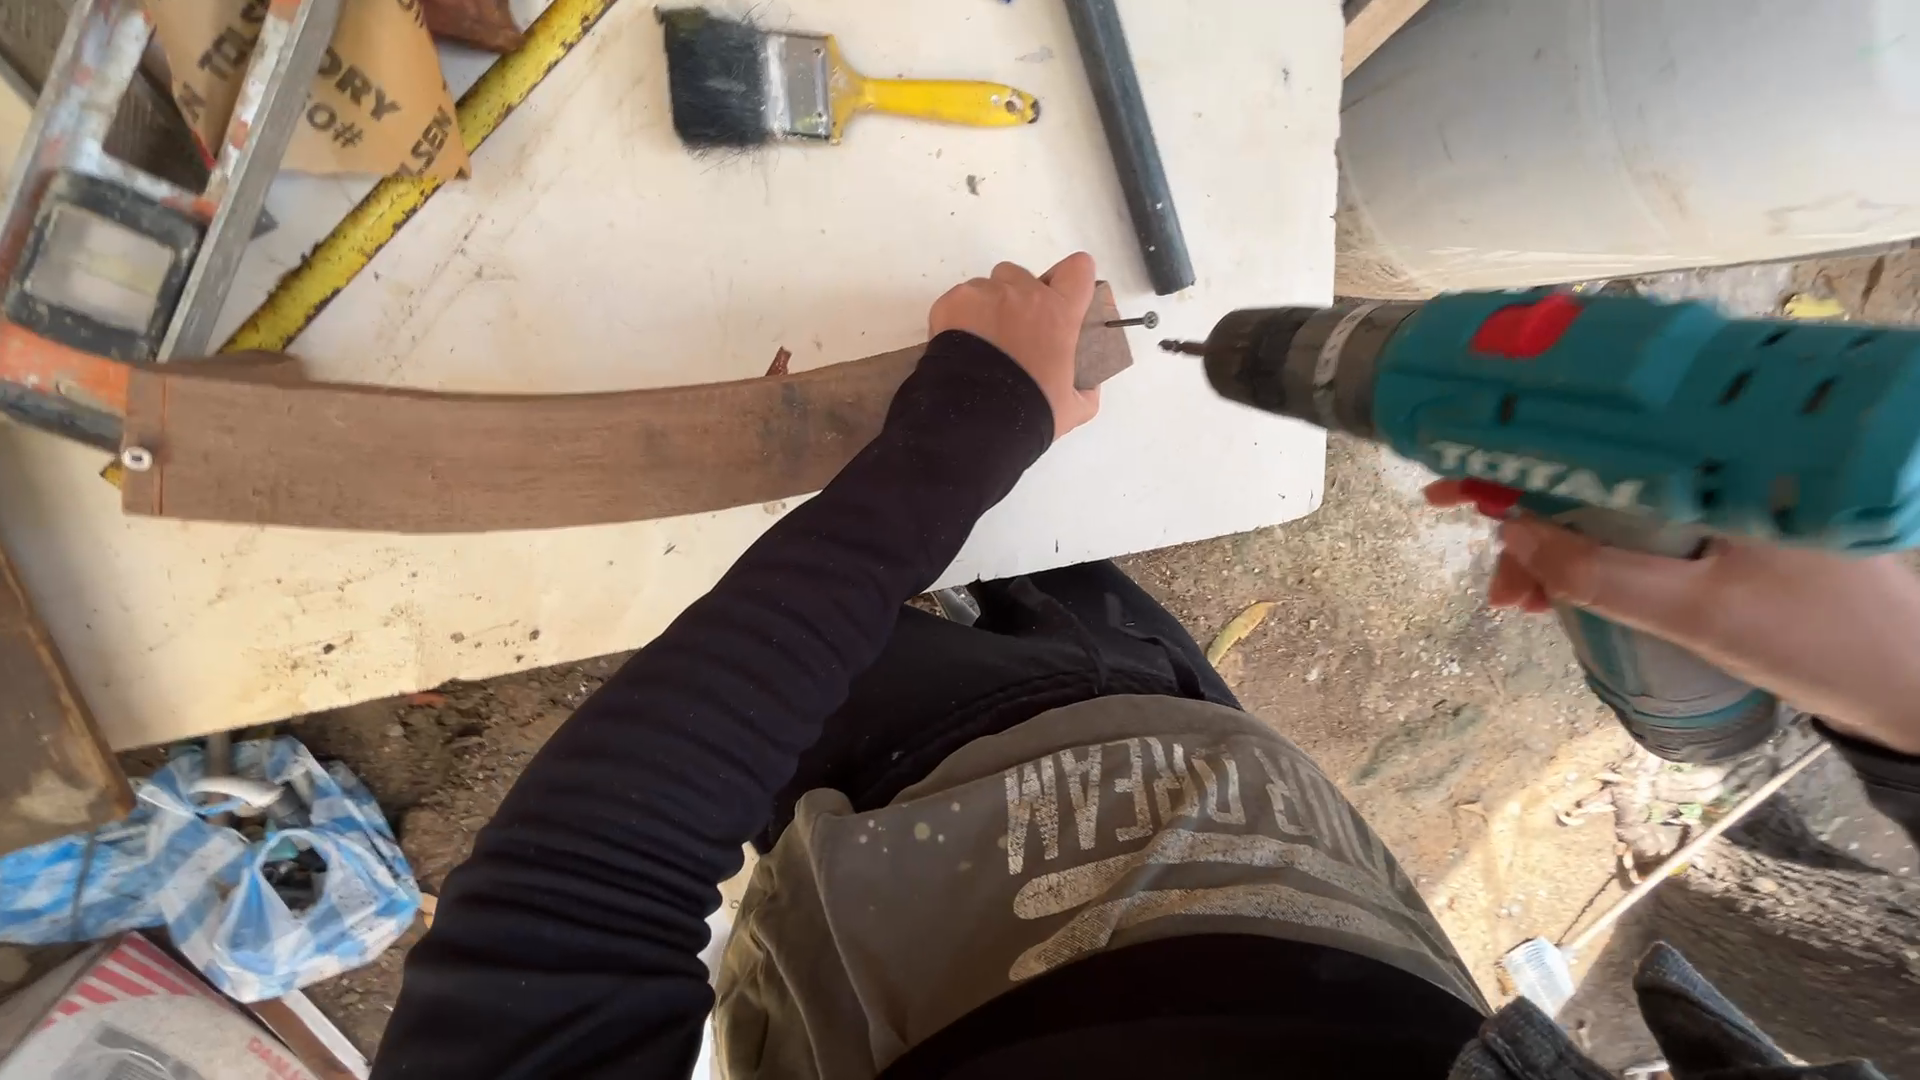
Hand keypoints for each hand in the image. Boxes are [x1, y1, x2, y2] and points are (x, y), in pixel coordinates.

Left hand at [930, 253, 1099, 440]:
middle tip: (1013, 335)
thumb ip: (1086, 392)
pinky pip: (958, 301)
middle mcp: (1024, 294)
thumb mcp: (1073, 408)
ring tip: (981, 345)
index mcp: (1059, 313)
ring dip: (988, 307)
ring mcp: (985, 294)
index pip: (1078, 270)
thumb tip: (1089, 386)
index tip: (1060, 299)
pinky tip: (959, 348)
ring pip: (988, 288)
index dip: (1070, 281)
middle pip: (1023, 278)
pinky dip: (959, 319)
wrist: (976, 419)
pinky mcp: (952, 302)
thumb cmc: (1029, 409)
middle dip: (1019, 299)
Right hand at [1427, 479, 1919, 754]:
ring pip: (1600, 513)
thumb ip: (1597, 572)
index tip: (1451, 490)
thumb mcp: (1696, 614)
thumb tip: (1509, 530)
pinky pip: (1627, 536)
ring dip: (1550, 557)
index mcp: (1724, 462)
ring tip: (1518, 604)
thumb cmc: (1822, 644)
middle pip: (1588, 483)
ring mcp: (1717, 499)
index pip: (1596, 444)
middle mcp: (1717, 466)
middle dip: (1528, 533)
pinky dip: (1585, 564)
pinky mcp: (1718, 530)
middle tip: (1497, 587)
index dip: (1515, 462)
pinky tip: (1556, 596)